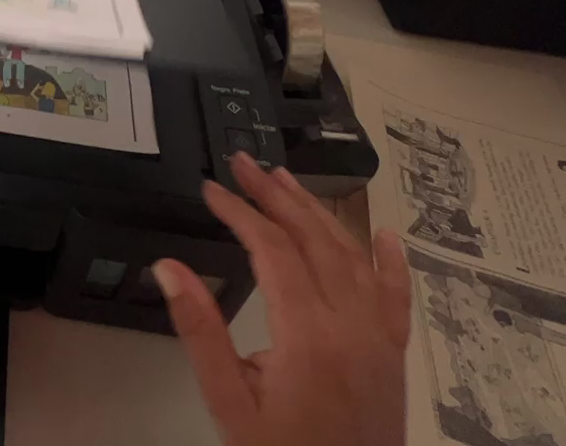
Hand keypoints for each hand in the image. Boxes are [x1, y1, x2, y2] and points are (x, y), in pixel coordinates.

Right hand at [155, 154, 409, 445]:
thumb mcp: (228, 402)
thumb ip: (200, 330)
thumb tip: (168, 266)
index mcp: (308, 336)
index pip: (272, 250)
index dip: (240, 212)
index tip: (212, 188)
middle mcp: (351, 327)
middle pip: (314, 240)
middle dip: (275, 196)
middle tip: (243, 163)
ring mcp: (379, 341)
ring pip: (353, 257)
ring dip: (318, 212)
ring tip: (285, 179)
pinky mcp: (394, 358)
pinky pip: (396, 298)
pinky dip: (390, 261)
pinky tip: (382, 233)